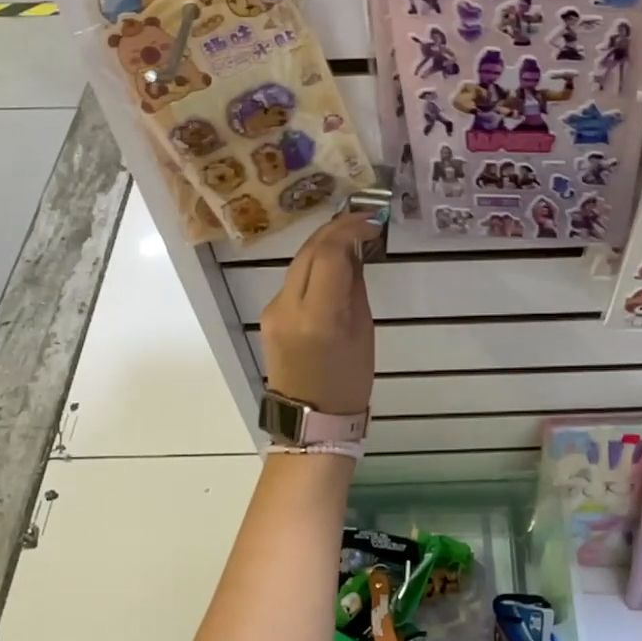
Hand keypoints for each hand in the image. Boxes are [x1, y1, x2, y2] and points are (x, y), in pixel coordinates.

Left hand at [259, 211, 381, 415]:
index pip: (329, 254)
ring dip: (323, 245)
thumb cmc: (349, 381)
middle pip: (309, 252)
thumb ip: (354, 288)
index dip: (350, 230)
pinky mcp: (268, 316)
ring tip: (351, 236)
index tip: (372, 223)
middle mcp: (289, 308)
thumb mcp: (363, 332)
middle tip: (362, 220)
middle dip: (335, 230)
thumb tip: (354, 253)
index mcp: (319, 316)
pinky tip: (332, 265)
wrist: (311, 420)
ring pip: (298, 264)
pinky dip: (313, 267)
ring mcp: (273, 311)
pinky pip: (293, 282)